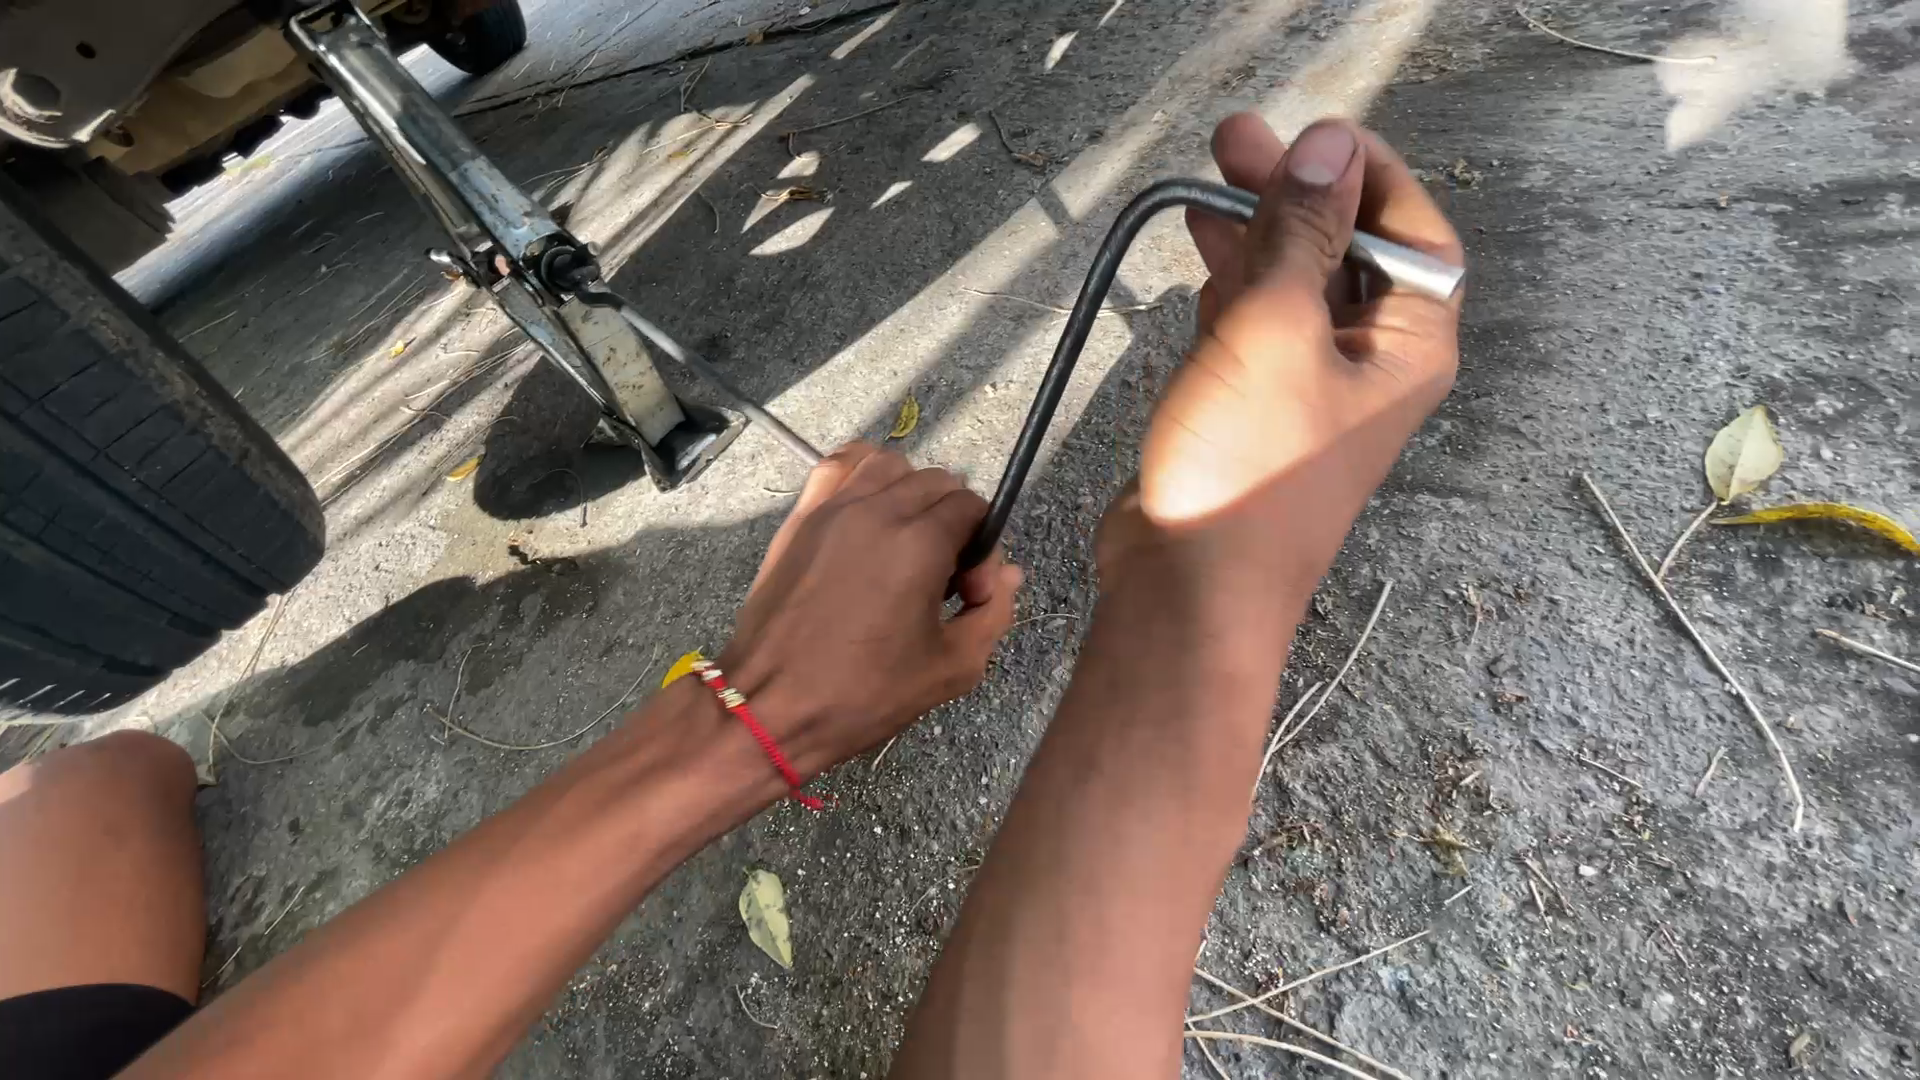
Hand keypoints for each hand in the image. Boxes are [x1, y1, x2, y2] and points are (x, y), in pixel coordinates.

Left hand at [719, 444, 1022, 778]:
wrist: (770, 706)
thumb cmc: (864, 694)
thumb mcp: (951, 670)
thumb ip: (994, 614)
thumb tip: (1010, 573)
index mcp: (920, 543)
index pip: (973, 507)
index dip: (983, 548)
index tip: (969, 592)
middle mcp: (879, 510)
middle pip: (939, 482)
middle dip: (954, 521)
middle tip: (941, 576)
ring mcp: (834, 507)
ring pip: (893, 465)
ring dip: (913, 493)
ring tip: (906, 540)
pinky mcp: (801, 516)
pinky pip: (840, 464)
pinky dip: (863, 472)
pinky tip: (867, 507)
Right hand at [1102, 114, 1462, 596]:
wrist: (1187, 584)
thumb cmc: (1244, 460)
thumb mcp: (1274, 332)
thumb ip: (1301, 236)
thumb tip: (1326, 146)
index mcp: (1406, 348)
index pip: (1410, 234)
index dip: (1365, 174)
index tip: (1307, 134)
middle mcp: (1363, 368)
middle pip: (1339, 258)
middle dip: (1289, 199)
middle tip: (1229, 144)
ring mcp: (1299, 395)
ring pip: (1284, 295)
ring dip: (1249, 241)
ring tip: (1200, 188)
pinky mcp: (1245, 416)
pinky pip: (1246, 336)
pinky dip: (1226, 295)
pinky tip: (1201, 263)